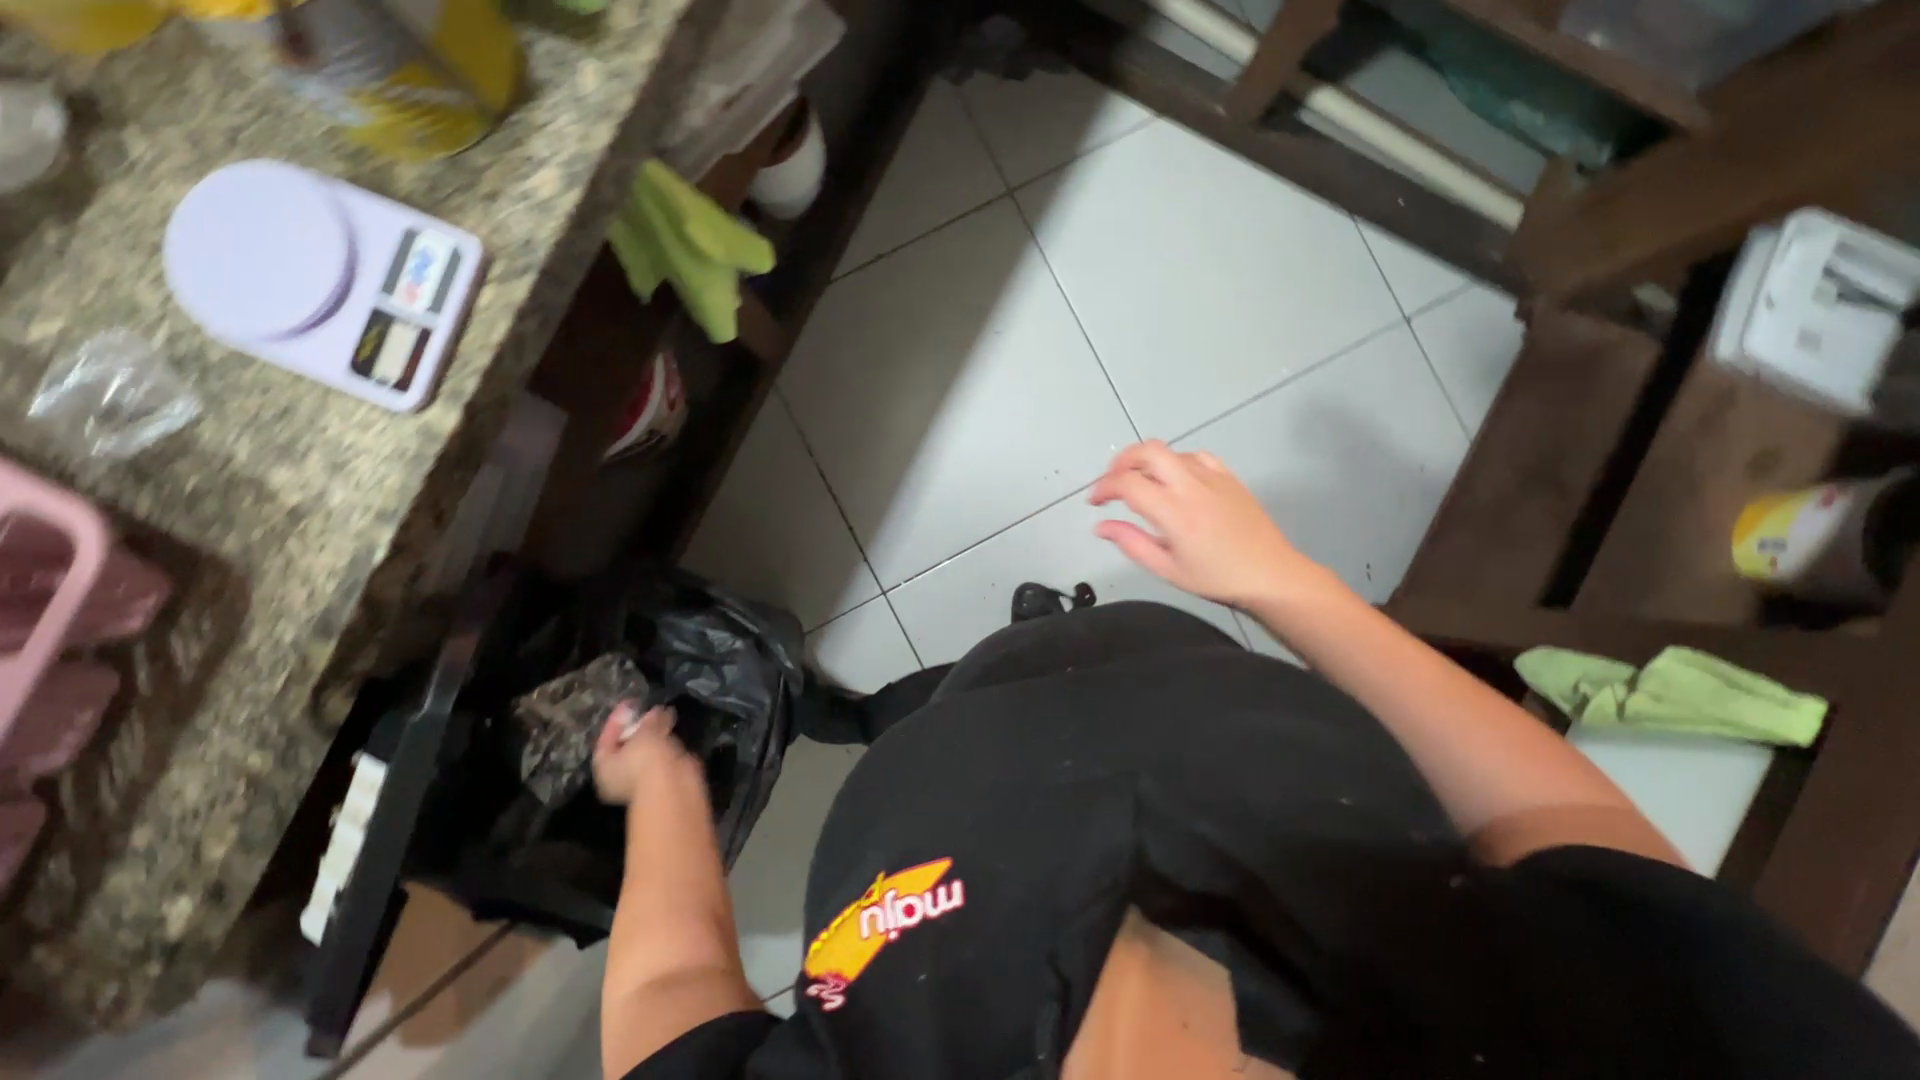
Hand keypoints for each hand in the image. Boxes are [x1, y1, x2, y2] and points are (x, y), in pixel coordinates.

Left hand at [593, 702, 694, 805]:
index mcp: (604, 767)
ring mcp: (642, 775)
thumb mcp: (642, 734)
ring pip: (645, 748)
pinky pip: (660, 752)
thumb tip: (657, 711)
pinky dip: (665, 737)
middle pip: (626, 744)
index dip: (617, 719)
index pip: (606, 739)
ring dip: (653, 730)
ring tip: (662, 711)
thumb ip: (648, 721)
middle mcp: (619, 773)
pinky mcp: (662, 774)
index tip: (629, 703)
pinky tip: (671, 722)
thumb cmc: (644, 759)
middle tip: (645, 708)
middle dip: (636, 725)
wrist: (671, 784)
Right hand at [1089, 440, 1329, 608]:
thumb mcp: (1167, 569)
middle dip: (1122, 461)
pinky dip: (1176, 463)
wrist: (1271, 575)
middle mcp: (1192, 486)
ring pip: (1171, 452)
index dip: (1103, 488)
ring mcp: (1213, 477)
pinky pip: (1196, 456)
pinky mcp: (1229, 477)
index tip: (1095, 503)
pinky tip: (1175, 481)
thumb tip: (1101, 526)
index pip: (1128, 483)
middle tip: (1112, 483)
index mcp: (1174, 512)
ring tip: (1140, 484)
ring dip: (1147, 462)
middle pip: (1148, 450)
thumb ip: (1131, 543)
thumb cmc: (1216, 579)